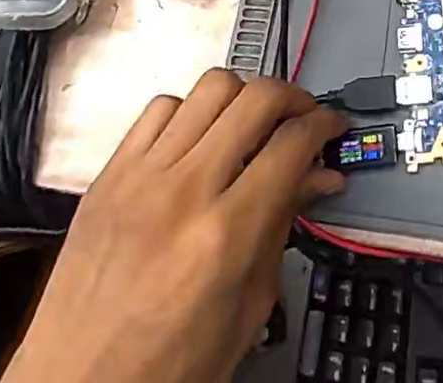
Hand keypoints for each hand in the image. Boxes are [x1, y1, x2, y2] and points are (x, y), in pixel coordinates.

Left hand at [4, 70, 347, 382]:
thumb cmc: (163, 371)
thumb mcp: (248, 308)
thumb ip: (285, 227)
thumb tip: (318, 178)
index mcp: (224, 236)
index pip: (293, 143)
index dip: (325, 125)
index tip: (333, 126)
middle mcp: (183, 193)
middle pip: (258, 98)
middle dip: (295, 98)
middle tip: (304, 117)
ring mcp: (140, 178)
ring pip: (211, 87)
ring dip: (246, 95)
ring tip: (255, 122)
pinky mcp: (109, 176)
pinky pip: (160, 107)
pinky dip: (192, 109)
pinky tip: (200, 136)